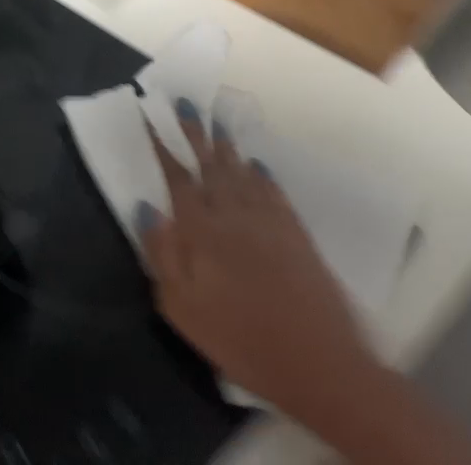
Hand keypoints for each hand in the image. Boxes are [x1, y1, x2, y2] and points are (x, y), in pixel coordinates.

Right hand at [136, 102, 380, 416]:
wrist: (321, 367)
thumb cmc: (239, 338)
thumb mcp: (181, 306)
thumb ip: (161, 254)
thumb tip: (148, 209)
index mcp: (201, 233)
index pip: (177, 179)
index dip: (162, 147)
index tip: (151, 118)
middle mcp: (234, 219)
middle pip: (211, 168)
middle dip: (195, 135)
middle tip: (186, 103)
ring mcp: (270, 227)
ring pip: (243, 176)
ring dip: (227, 148)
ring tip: (217, 122)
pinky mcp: (298, 241)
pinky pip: (276, 197)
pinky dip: (263, 177)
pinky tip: (257, 165)